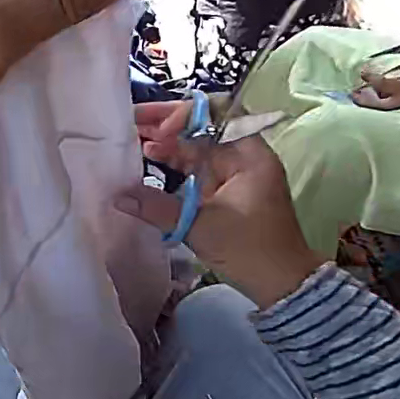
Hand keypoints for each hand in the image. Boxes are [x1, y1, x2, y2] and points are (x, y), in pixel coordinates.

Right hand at [116, 101, 323, 307]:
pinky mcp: (229, 187)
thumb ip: (158, 208)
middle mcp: (244, 155)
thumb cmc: (249, 250)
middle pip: (202, 127)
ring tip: (134, 137)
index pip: (212, 117)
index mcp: (248, 154)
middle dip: (167, 124)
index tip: (154, 132)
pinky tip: (151, 158)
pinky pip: (200, 165)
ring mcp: (236, 171)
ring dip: (168, 141)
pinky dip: (177, 161)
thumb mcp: (200, 227)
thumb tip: (117, 196)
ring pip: (198, 145)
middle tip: (131, 121)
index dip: (179, 117)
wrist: (282, 282)